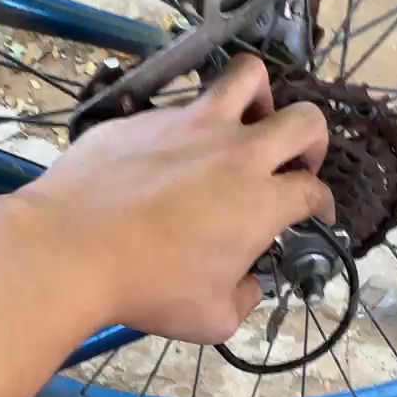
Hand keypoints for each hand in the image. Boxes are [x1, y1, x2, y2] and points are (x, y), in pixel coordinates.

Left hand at [8, 55, 333, 343]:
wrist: (73, 248)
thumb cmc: (149, 288)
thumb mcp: (212, 319)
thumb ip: (244, 300)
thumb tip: (251, 286)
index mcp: (261, 202)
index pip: (313, 190)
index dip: (322, 202)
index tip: (315, 213)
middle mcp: (237, 152)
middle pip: (304, 119)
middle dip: (313, 140)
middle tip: (298, 162)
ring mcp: (191, 125)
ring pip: (248, 77)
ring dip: (261, 98)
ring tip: (246, 126)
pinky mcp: (148, 116)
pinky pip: (182, 105)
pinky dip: (191, 125)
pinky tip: (169, 154)